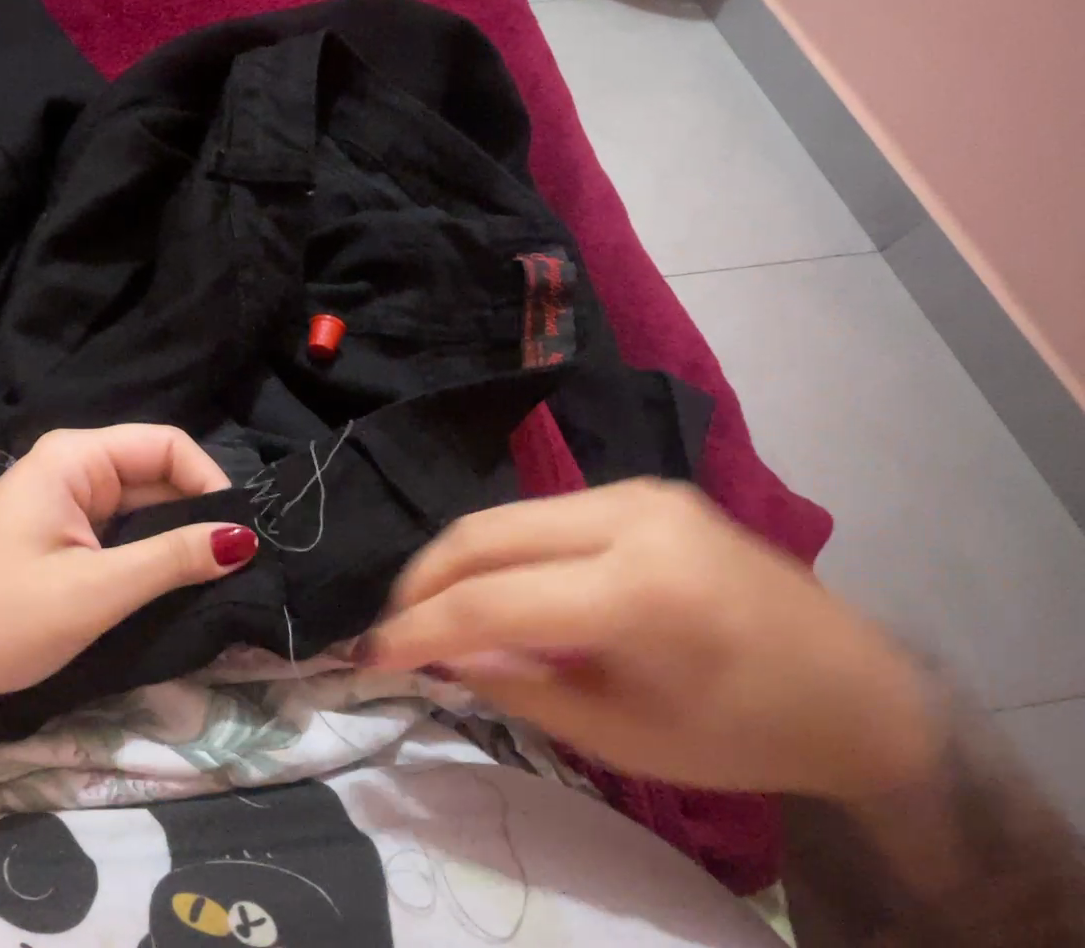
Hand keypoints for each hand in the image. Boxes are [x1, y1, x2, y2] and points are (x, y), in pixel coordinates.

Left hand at [0, 425, 258, 701]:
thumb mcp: (94, 590)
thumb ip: (172, 559)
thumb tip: (245, 539)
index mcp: (74, 459)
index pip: (167, 446)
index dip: (211, 483)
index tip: (241, 539)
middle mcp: (70, 469)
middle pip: (156, 474)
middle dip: (198, 514)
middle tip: (242, 567)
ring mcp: (61, 504)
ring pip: (140, 508)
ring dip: (176, 540)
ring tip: (218, 580)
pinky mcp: (57, 538)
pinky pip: (118, 533)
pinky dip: (148, 556)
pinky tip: (174, 586)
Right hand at [357, 480, 941, 800]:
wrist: (862, 692)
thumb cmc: (745, 735)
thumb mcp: (619, 737)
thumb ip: (515, 684)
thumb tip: (438, 651)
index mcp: (640, 592)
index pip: (491, 601)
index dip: (417, 629)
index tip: (365, 655)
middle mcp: (632, 518)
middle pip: (481, 535)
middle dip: (421, 584)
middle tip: (392, 630)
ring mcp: (636, 493)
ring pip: (500, 519)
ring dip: (451, 566)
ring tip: (430, 614)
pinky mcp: (638, 490)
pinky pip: (534, 518)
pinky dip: (494, 555)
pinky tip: (487, 591)